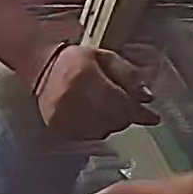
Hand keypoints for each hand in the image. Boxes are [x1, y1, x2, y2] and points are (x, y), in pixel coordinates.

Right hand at [35, 44, 159, 139]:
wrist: (40, 67)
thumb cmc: (73, 60)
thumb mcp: (104, 57)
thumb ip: (127, 74)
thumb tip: (147, 96)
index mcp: (86, 77)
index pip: (120, 101)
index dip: (140, 112)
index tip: (153, 118)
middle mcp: (73, 98)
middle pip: (113, 119)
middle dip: (127, 116)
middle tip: (131, 110)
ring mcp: (63, 115)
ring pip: (102, 130)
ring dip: (113, 123)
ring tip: (111, 110)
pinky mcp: (57, 126)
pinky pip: (86, 136)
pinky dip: (97, 129)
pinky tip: (96, 118)